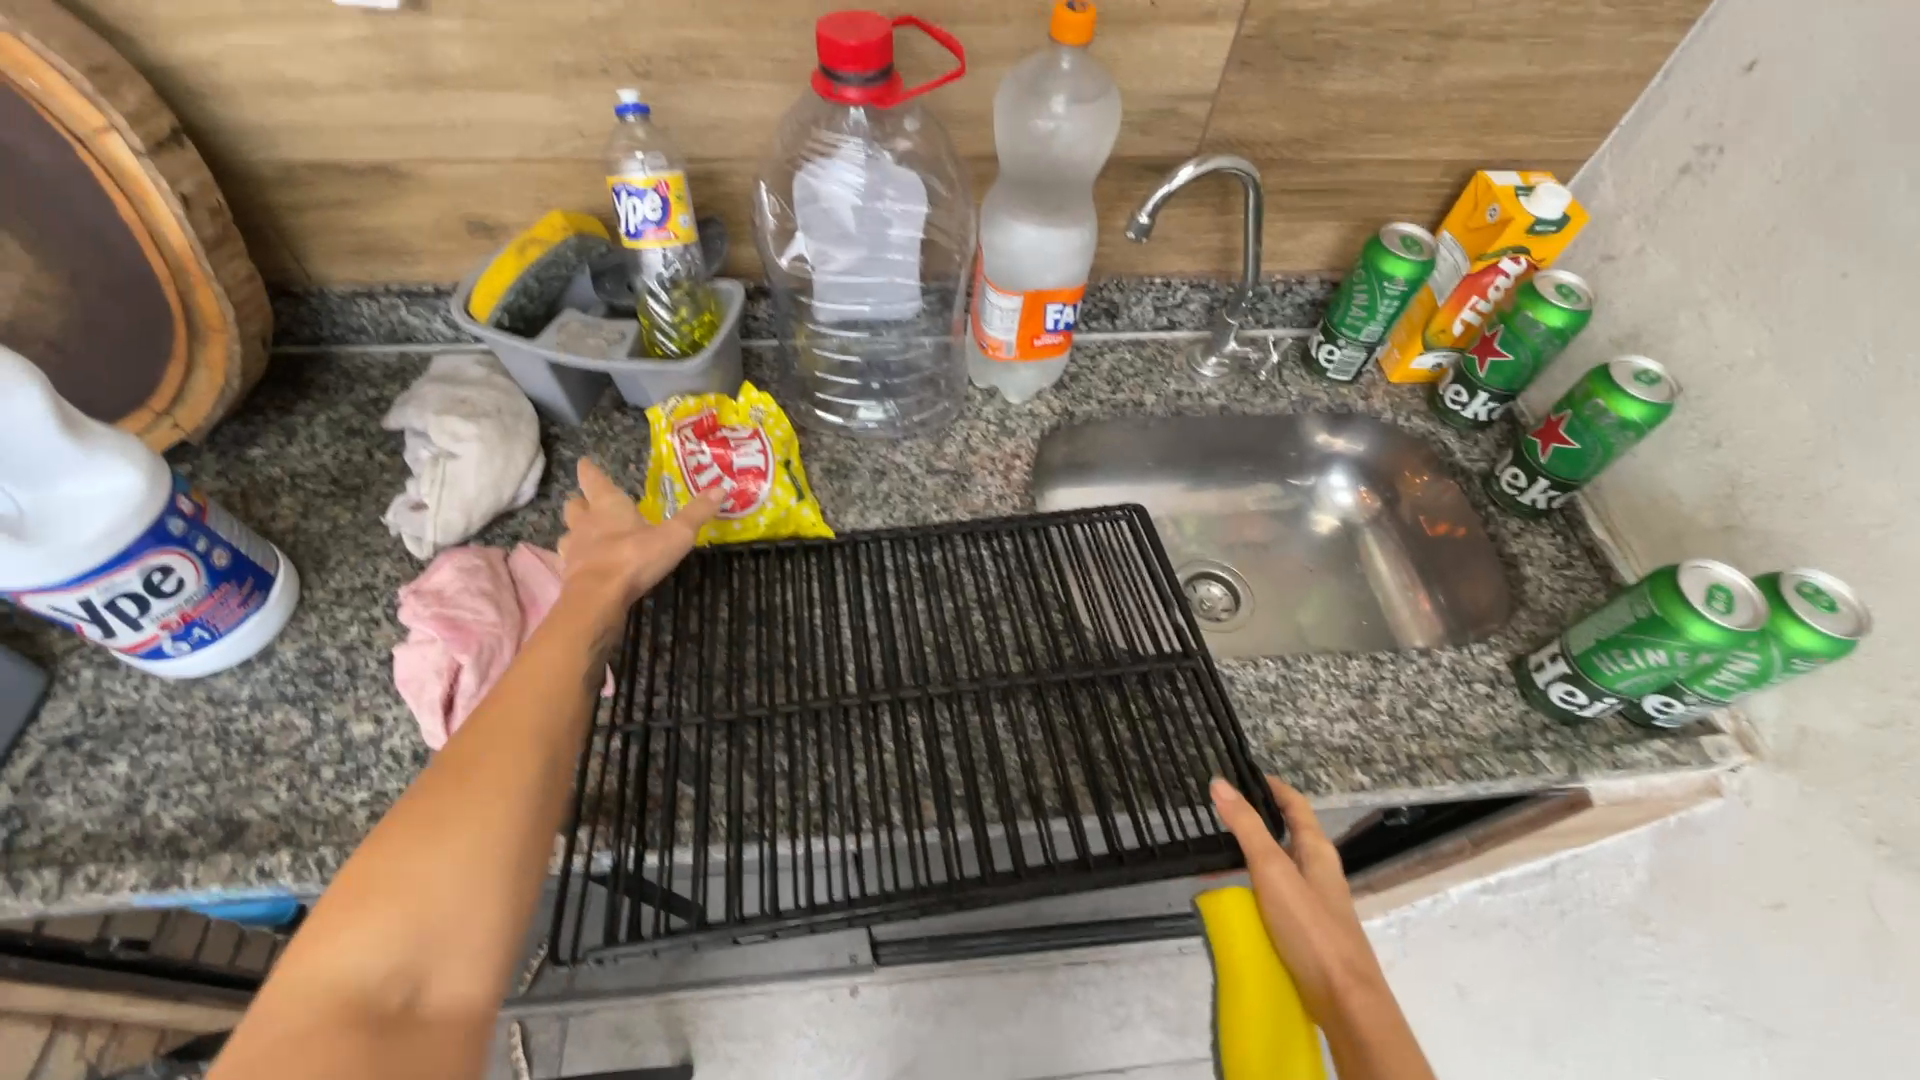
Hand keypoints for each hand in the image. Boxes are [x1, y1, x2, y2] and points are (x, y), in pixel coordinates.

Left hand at [557, 459, 722, 615]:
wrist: (598, 598)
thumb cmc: (635, 558)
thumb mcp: (676, 534)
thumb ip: (696, 513)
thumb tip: (721, 489)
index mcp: (608, 506)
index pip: (593, 480)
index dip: (589, 470)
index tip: (585, 463)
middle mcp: (585, 523)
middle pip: (575, 505)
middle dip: (582, 502)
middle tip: (591, 504)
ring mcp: (573, 549)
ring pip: (569, 533)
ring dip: (577, 532)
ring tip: (590, 537)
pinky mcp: (568, 574)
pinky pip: (569, 561)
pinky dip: (577, 561)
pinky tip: (588, 567)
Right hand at [1210, 776, 1385, 1025]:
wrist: (1344, 1001)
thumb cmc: (1311, 928)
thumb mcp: (1272, 870)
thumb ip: (1247, 827)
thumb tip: (1220, 783)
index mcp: (1317, 850)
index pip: (1295, 804)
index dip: (1271, 786)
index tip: (1241, 774)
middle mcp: (1317, 870)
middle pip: (1285, 834)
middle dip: (1253, 820)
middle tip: (1216, 811)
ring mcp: (1312, 901)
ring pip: (1276, 866)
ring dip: (1247, 855)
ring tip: (1213, 851)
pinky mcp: (1303, 929)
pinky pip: (1271, 896)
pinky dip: (1249, 887)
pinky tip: (1230, 897)